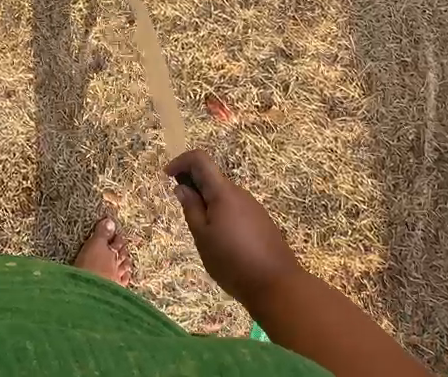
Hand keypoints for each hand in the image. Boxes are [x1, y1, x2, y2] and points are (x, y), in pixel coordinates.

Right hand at [165, 148, 303, 303]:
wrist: (279, 287)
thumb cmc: (234, 262)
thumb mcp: (203, 237)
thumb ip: (191, 208)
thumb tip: (182, 187)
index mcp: (223, 192)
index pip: (200, 159)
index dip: (181, 162)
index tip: (167, 177)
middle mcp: (240, 194)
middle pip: (212, 178)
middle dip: (193, 188)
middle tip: (186, 215)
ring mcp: (254, 208)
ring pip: (223, 196)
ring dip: (208, 204)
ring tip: (206, 236)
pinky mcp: (262, 223)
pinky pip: (236, 209)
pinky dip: (222, 215)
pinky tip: (225, 244)